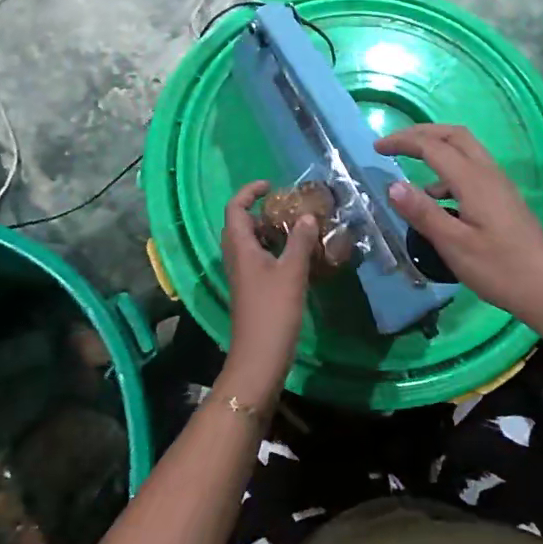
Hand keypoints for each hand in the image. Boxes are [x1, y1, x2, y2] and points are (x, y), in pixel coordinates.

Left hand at [221, 181, 317, 398]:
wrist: (260, 357)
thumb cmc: (273, 311)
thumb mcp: (292, 272)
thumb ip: (299, 241)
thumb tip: (306, 216)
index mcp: (240, 248)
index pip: (235, 209)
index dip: (249, 192)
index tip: (271, 186)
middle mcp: (236, 258)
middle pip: (241, 225)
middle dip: (262, 211)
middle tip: (289, 208)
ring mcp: (243, 275)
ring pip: (252, 243)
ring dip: (270, 231)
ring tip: (298, 228)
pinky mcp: (252, 290)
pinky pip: (260, 259)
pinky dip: (275, 250)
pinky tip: (298, 256)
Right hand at [374, 125, 542, 323]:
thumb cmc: (499, 269)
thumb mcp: (454, 245)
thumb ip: (423, 213)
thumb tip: (392, 185)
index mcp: (473, 180)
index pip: (433, 146)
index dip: (403, 141)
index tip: (377, 148)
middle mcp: (488, 173)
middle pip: (454, 135)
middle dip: (422, 133)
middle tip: (394, 144)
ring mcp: (499, 185)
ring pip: (466, 150)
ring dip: (437, 150)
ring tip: (410, 173)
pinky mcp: (504, 199)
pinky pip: (472, 170)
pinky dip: (449, 172)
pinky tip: (438, 200)